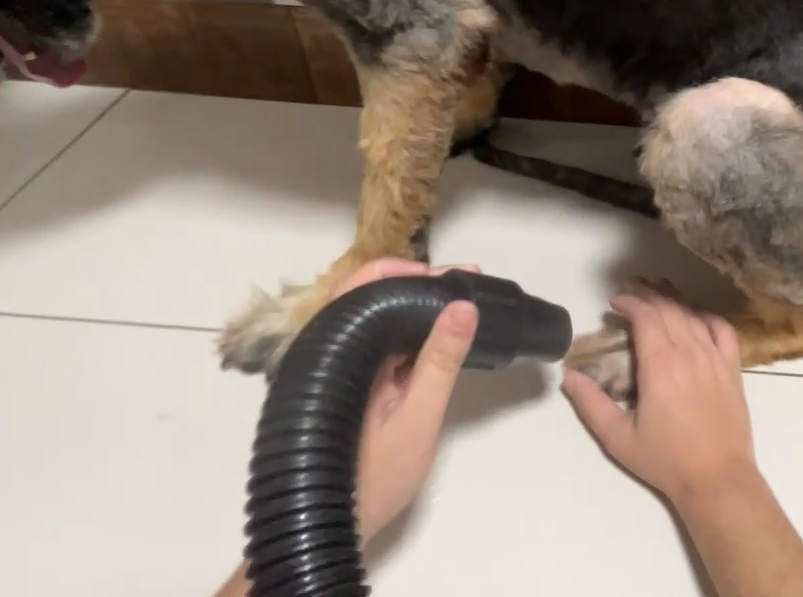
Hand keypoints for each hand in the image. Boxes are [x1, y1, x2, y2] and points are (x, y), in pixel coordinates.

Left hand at [332, 259, 479, 542]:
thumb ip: (441, 360)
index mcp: (342, 351)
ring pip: (379, 318)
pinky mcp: (353, 384)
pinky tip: (441, 333)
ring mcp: (343, 369)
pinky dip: (412, 331)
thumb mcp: (418, 416)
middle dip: (421, 284)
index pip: (369, 288)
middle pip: (373, 296)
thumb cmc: (375, 476)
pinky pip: (381, 342)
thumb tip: (465, 306)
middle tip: (467, 282)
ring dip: (419, 306)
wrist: (336, 529)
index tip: (453, 275)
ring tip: (462, 302)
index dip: (410, 272)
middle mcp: (335, 351)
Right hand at [562, 283, 758, 509]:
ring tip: (658, 294)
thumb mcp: (619, 438)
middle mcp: (689, 352)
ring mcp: (714, 357)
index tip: (615, 302)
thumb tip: (569, 376)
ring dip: (673, 300)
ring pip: (692, 315)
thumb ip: (592, 404)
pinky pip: (722, 329)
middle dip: (648, 295)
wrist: (717, 479)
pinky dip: (706, 316)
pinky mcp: (732, 367)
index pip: (645, 316)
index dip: (630, 302)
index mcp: (661, 364)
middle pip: (668, 309)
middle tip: (632, 292)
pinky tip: (695, 316)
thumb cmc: (666, 460)